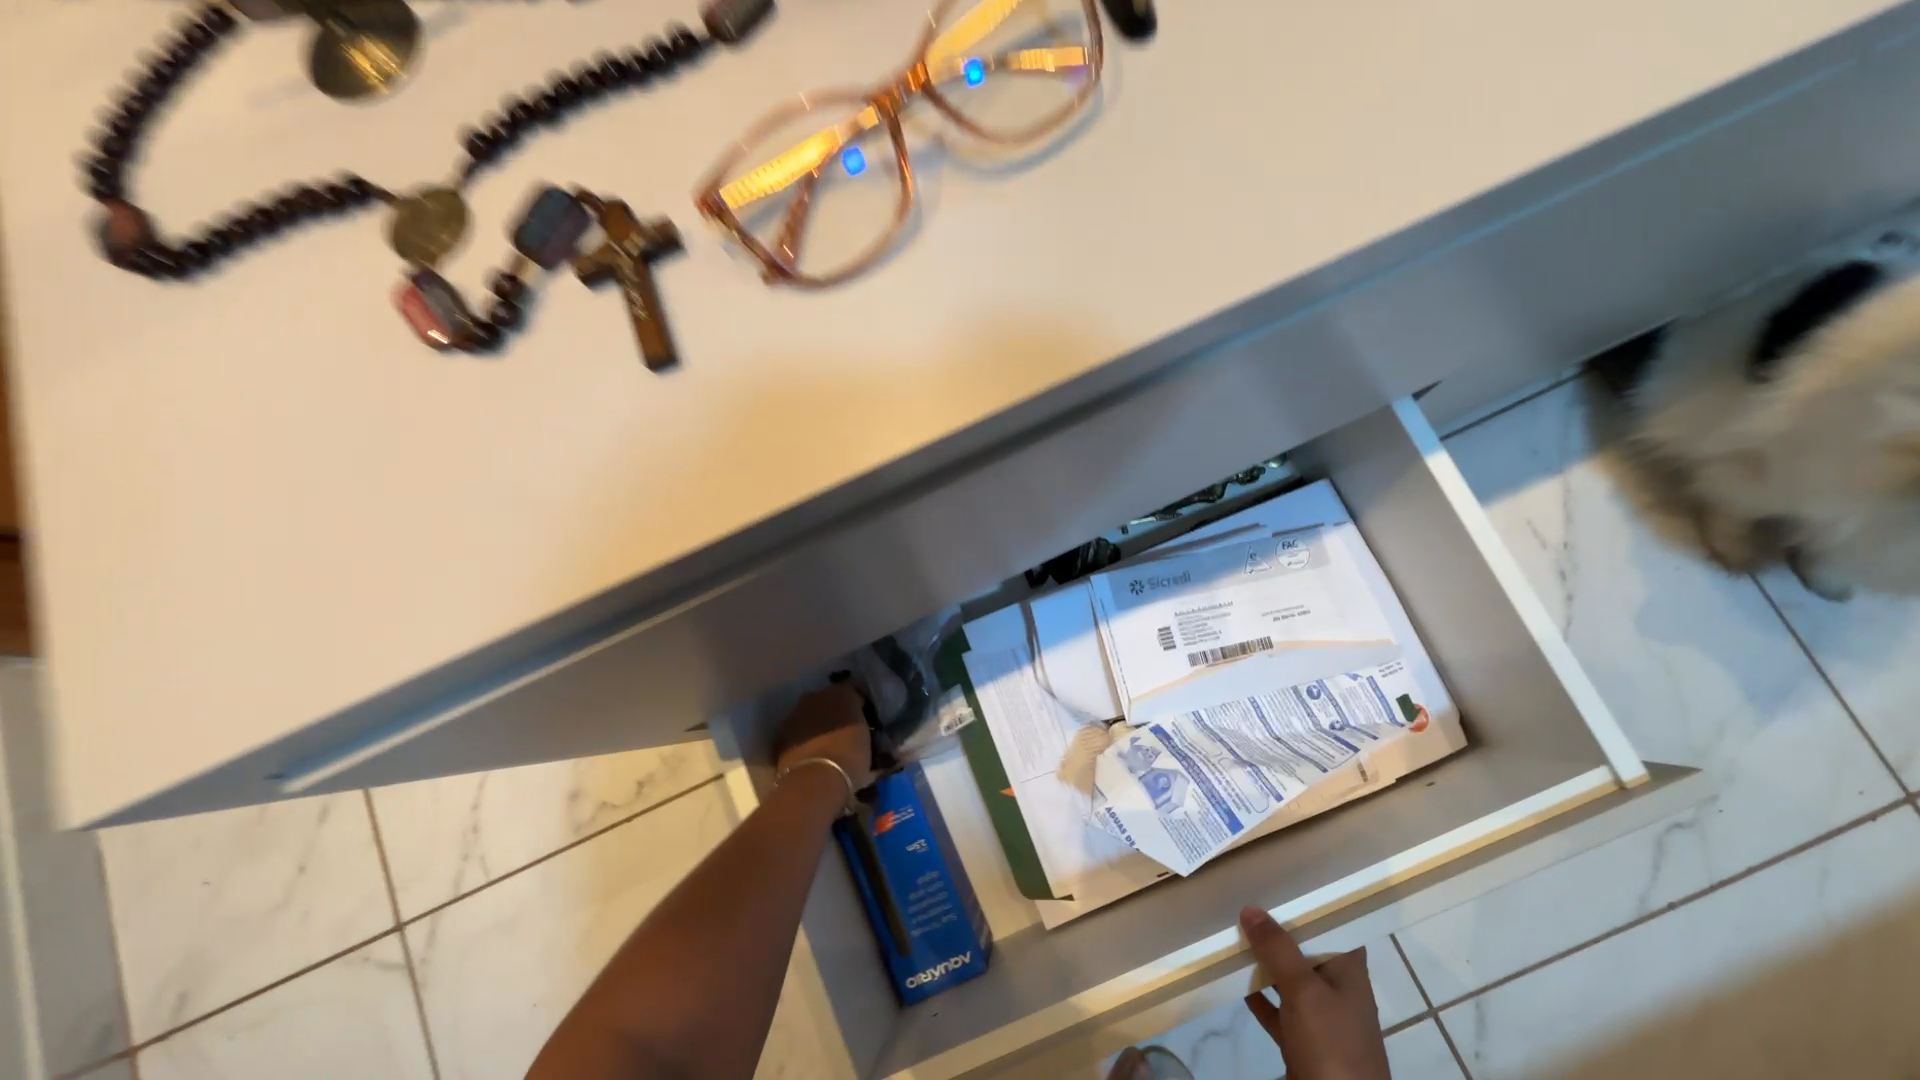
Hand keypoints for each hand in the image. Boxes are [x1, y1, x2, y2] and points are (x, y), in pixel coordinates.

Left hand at [775, 684, 874, 790]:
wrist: (815, 779)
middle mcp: (816, 696)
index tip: (862, 716)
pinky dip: (802, 739)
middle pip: (826, 700)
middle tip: (841, 730)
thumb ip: (859, 726)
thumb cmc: (851, 757)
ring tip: (824, 744)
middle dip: (833, 711)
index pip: (852, 690)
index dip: (856, 703)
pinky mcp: (780, 734)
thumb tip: (856, 728)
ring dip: (815, 724)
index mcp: (842, 693)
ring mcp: (795, 714)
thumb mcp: (865, 740)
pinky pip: (796, 731)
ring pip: (808, 714)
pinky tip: (809, 754)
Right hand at [1240, 908, 1389, 1079]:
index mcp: (1349, 972)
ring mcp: (1320, 1020)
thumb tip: (1251, 909)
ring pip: (1288, 980)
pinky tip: (1235, 983)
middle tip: (1244, 903)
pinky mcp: (1302, 1043)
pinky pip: (1277, 1011)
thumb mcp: (1305, 991)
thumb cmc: (1332, 1045)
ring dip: (1264, 963)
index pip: (1333, 927)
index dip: (1310, 906)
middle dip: (1277, 932)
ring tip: (1232, 936)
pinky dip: (1258, 997)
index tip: (1280, 885)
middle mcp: (1337, 991)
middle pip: (1305, 951)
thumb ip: (1278, 949)